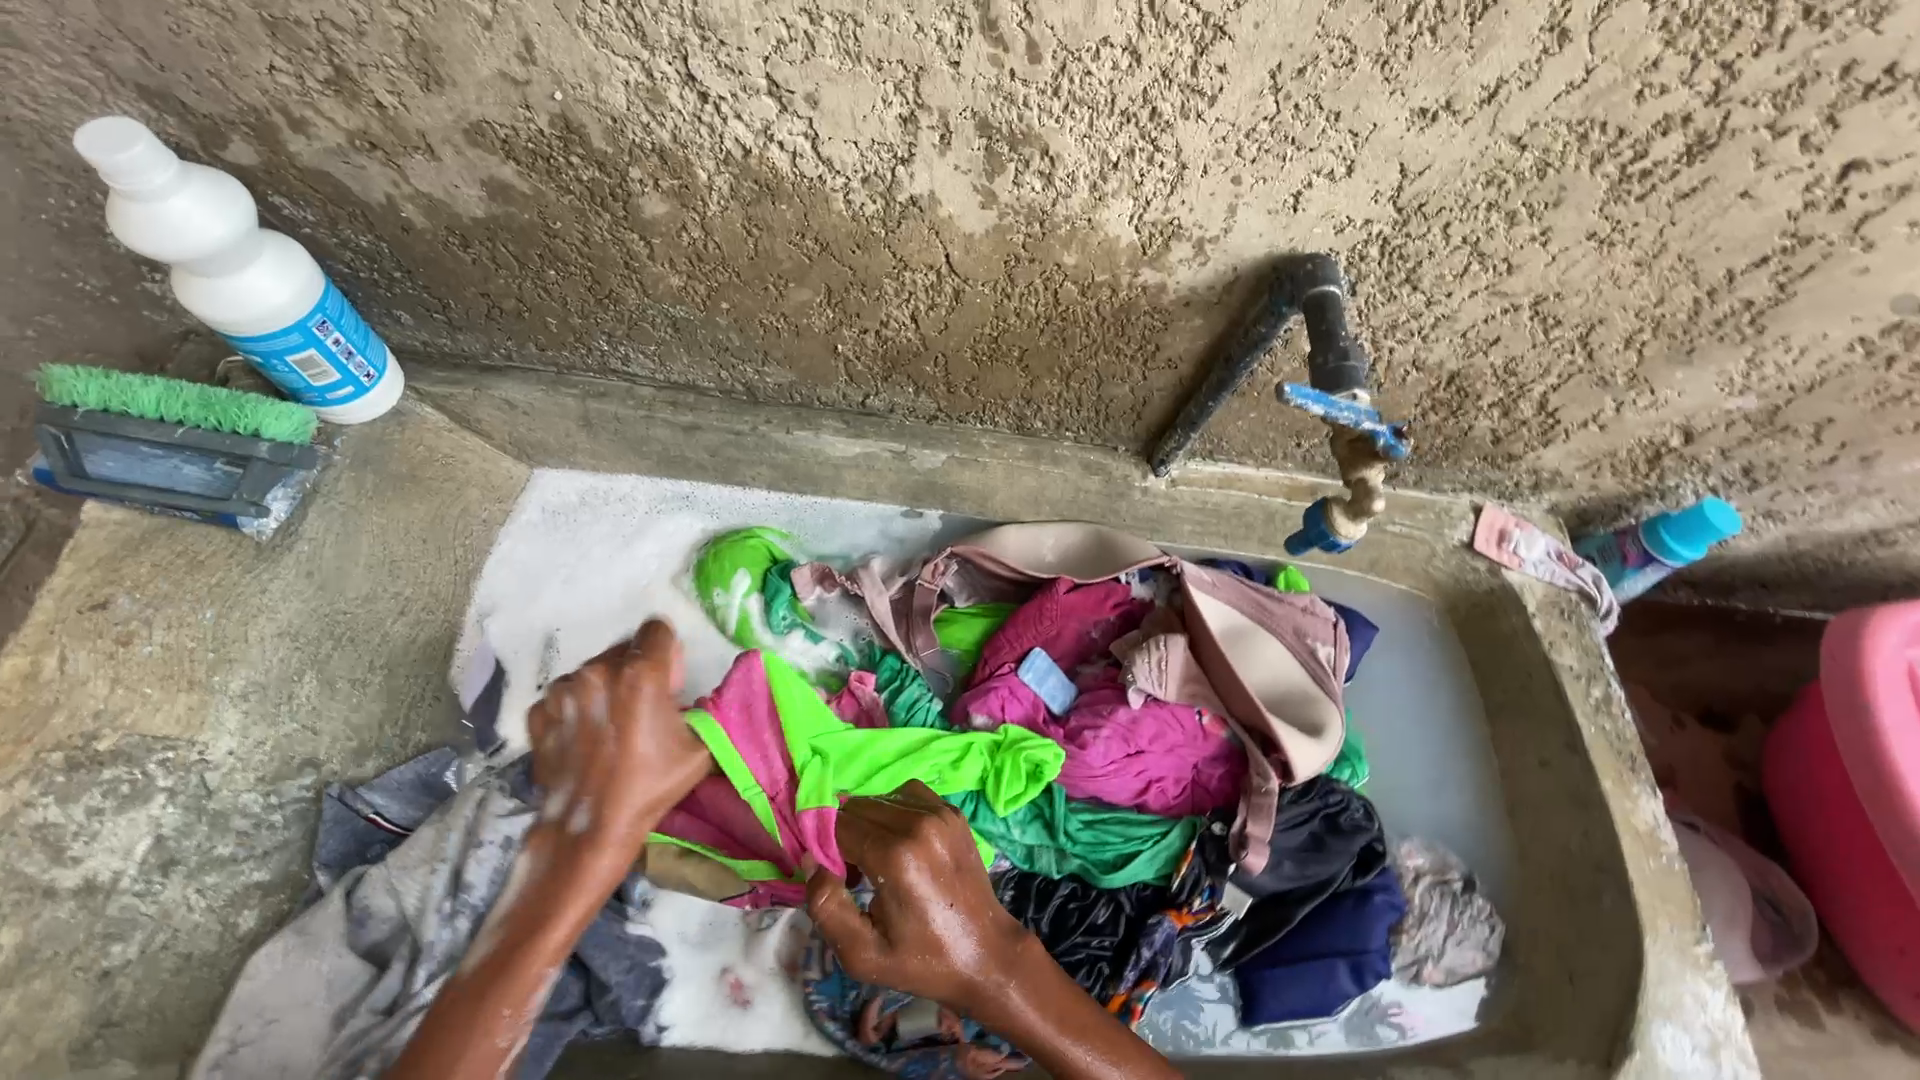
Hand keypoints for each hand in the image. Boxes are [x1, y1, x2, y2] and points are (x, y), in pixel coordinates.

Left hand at [527, 618, 711, 873]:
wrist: (589, 828)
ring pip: (593, 670)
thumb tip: (715, 687)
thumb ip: (712, 707)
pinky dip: (578, 708)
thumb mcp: (701, 747)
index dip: (668, 652)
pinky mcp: (538, 713)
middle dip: (638, 669)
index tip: (669, 681)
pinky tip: (587, 737)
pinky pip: (565, 695)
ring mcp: (562, 691)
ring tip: (613, 725)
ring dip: (607, 687)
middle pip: (625, 648)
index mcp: (641, 673)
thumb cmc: (650, 785)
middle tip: (644, 708)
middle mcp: (597, 670)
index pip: (657, 628)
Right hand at [805, 780, 1031, 1011]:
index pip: (837, 826)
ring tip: (877, 860)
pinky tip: (900, 843)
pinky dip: (894, 813)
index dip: (825, 849)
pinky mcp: (953, 812)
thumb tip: (811, 861)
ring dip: (868, 823)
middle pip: (857, 808)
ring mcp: (940, 813)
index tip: (835, 877)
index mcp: (895, 856)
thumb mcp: (862, 954)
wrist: (986, 955)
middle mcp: (918, 823)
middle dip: (844, 836)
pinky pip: (907, 795)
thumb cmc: (923, 961)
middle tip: (854, 875)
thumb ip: (825, 907)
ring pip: (879, 798)